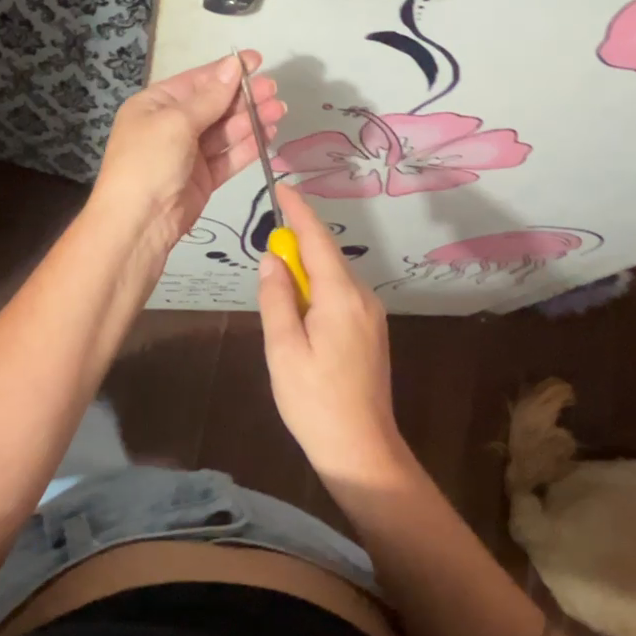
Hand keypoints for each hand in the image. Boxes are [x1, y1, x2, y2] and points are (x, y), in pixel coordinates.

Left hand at [89, 51, 284, 252]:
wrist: (138, 223)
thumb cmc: (148, 163)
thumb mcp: (176, 122)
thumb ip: (210, 97)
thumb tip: (233, 65)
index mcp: (154, 105)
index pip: (196, 82)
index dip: (227, 71)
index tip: (258, 61)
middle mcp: (170, 126)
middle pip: (214, 106)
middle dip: (244, 97)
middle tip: (274, 91)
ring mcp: (187, 154)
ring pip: (224, 131)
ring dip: (251, 120)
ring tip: (278, 111)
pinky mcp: (202, 179)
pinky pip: (228, 157)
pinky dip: (247, 146)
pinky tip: (268, 134)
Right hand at [256, 184, 401, 475]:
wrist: (361, 447)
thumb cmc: (314, 402)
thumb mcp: (282, 350)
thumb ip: (275, 299)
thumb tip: (271, 259)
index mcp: (340, 297)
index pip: (317, 240)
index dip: (298, 211)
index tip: (280, 187)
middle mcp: (362, 297)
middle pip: (326, 256)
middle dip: (296, 244)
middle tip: (264, 252)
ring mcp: (371, 315)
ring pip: (333, 277)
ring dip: (305, 271)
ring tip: (276, 286)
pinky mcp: (371, 332)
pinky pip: (340, 296)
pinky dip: (317, 291)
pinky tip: (298, 312)